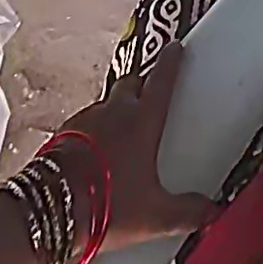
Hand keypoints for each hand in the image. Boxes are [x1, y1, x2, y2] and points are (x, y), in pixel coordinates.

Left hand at [52, 43, 217, 253]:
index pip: (161, 81)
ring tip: (124, 133)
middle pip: (131, 83)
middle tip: (150, 96)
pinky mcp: (63, 132)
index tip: (175, 47)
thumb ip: (187, 212)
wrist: (51, 212)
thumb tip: (211, 213)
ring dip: (116, 109)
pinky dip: (95, 129)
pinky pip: (85, 122)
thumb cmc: (107, 206)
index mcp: (142, 122)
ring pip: (107, 102)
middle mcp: (114, 112)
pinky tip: (97, 152)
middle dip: (142, 85)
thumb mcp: (155, 216)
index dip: (171, 62)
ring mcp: (85, 119)